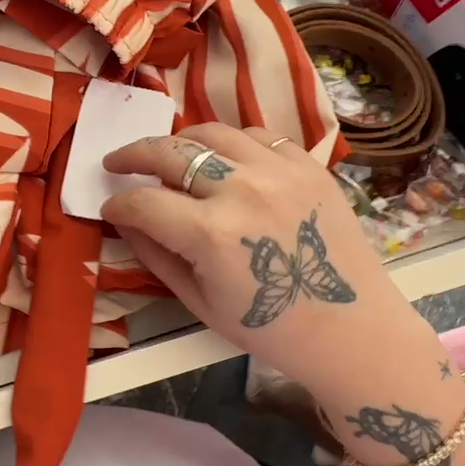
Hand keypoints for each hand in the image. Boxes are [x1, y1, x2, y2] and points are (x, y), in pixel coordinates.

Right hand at [100, 123, 429, 401]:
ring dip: (181, 142)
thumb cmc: (271, 330)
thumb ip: (154, 253)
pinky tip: (224, 161)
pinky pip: (257, 135)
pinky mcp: (308, 165)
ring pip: (212, 133)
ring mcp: (279, 171)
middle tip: (117, 161)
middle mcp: (242, 190)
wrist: (354, 332)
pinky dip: (231, 143)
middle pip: (170, 152)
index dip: (118, 202)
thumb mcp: (199, 301)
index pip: (143, 202)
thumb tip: (121, 218)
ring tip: (170, 156)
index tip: (110, 205)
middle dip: (133, 155)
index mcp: (211, 234)